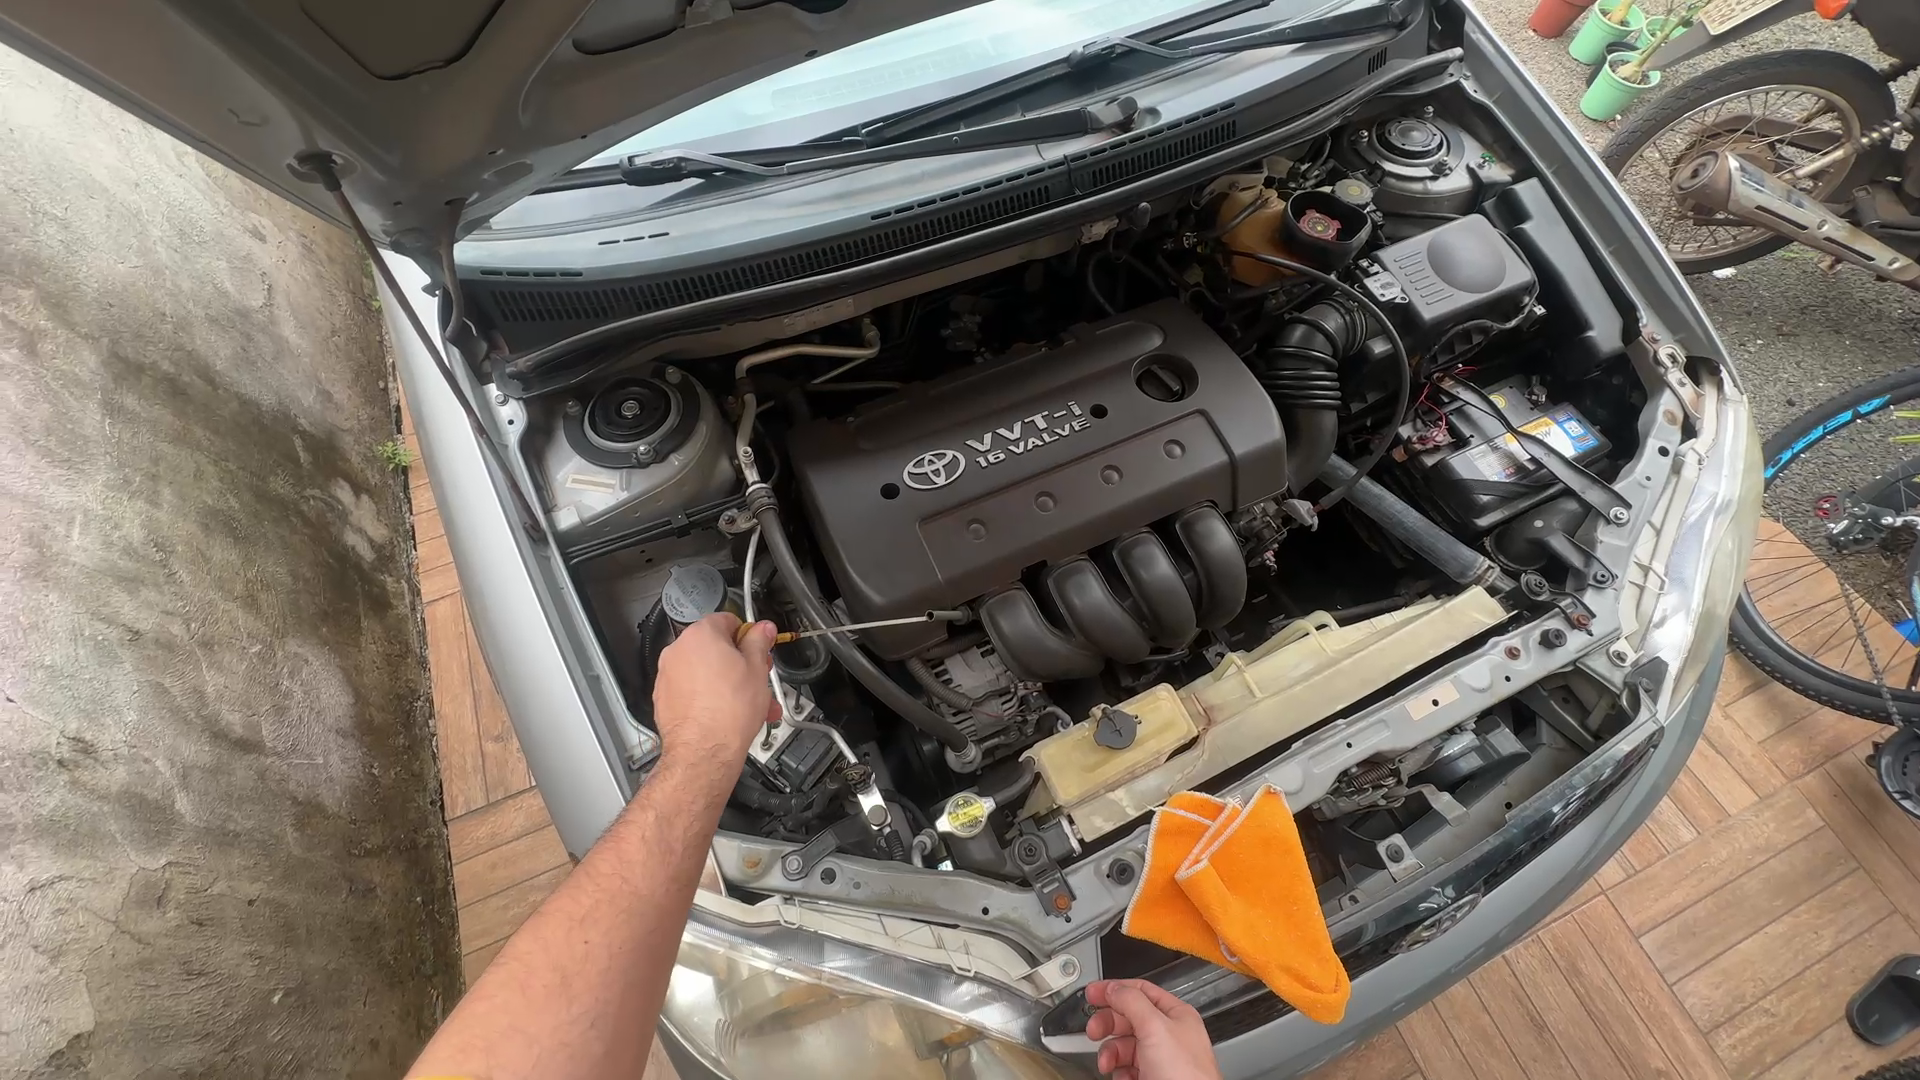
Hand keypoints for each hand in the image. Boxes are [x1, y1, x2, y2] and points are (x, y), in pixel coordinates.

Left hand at [651, 614, 778, 783]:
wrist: (704, 751)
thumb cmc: (728, 711)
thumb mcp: (757, 668)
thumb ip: (760, 641)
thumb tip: (763, 629)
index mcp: (701, 635)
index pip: (727, 620)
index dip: (748, 634)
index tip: (760, 647)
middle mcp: (678, 651)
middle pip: (716, 647)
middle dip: (740, 661)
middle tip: (759, 676)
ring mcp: (668, 676)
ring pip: (706, 671)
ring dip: (729, 681)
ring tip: (751, 703)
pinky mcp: (664, 699)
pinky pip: (692, 690)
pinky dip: (710, 696)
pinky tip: (730, 713)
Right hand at [1084, 979, 1221, 1079]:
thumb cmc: (1186, 1076)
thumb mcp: (1154, 1027)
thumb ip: (1131, 1001)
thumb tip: (1113, 988)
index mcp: (1176, 1015)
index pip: (1139, 991)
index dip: (1114, 989)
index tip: (1092, 994)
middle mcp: (1169, 1035)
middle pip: (1128, 1018)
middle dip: (1107, 1023)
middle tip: (1093, 1030)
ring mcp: (1161, 1060)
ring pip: (1125, 1045)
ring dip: (1110, 1052)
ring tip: (1106, 1062)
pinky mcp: (1153, 1079)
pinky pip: (1127, 1068)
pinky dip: (1119, 1071)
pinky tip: (1122, 1076)